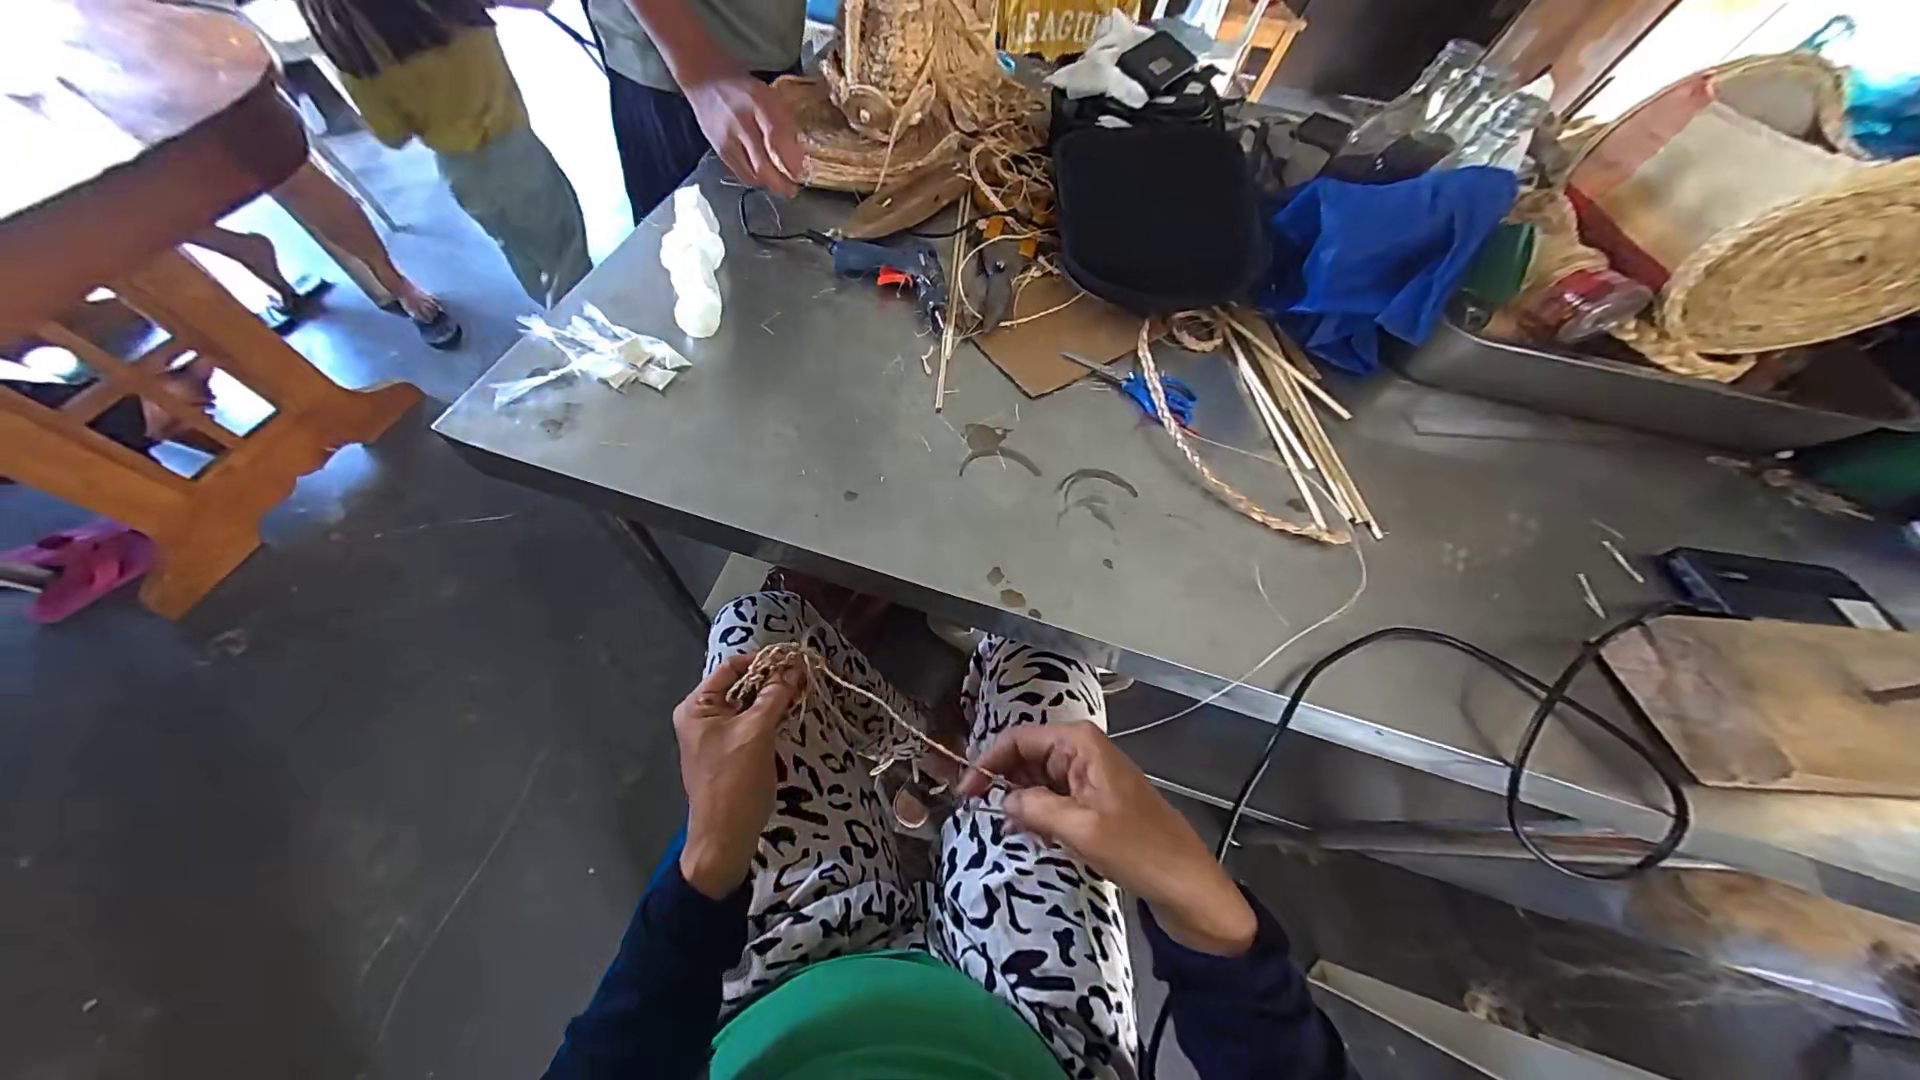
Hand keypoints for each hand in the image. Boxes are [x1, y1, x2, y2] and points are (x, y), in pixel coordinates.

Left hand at [673, 655, 801, 898]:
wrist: (726, 836)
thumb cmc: (734, 781)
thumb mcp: (757, 731)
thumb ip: (775, 695)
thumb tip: (796, 666)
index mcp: (698, 706)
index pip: (732, 668)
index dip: (763, 660)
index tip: (795, 658)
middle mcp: (705, 715)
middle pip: (743, 684)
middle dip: (774, 677)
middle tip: (806, 672)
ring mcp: (720, 733)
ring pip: (752, 702)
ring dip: (777, 695)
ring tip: (806, 687)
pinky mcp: (735, 748)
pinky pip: (755, 720)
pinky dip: (774, 712)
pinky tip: (795, 708)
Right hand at [684, 73, 803, 196]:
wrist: (705, 80)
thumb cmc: (744, 90)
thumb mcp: (769, 98)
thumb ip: (784, 124)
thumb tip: (796, 159)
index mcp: (757, 104)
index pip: (776, 140)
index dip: (790, 162)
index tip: (800, 172)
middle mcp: (739, 123)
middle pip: (763, 166)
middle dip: (781, 183)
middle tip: (792, 189)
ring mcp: (727, 139)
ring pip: (753, 175)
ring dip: (769, 183)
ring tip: (780, 183)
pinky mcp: (719, 150)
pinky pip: (742, 174)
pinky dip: (756, 179)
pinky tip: (764, 175)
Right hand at [959, 723, 1257, 956]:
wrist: (1190, 885)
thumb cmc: (1140, 849)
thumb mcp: (1081, 829)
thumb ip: (1034, 808)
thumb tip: (1002, 801)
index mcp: (1079, 743)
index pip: (1019, 739)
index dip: (988, 763)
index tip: (965, 792)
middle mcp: (1081, 751)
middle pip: (1026, 756)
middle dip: (1004, 783)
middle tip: (981, 814)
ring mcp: (1088, 776)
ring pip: (1038, 780)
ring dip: (1023, 803)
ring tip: (1019, 831)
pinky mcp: (1094, 801)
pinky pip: (1055, 799)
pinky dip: (1041, 815)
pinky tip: (1041, 837)